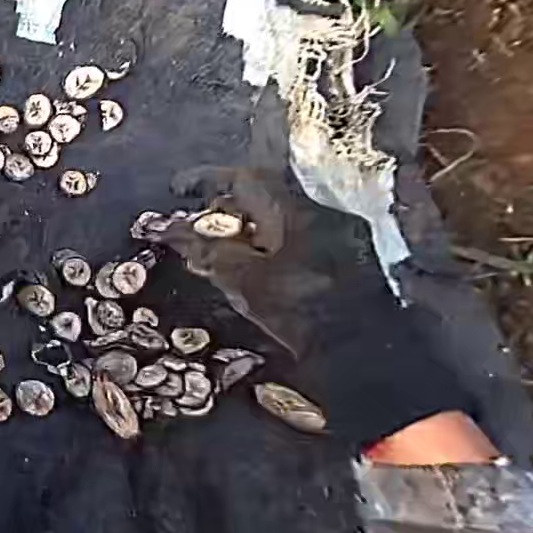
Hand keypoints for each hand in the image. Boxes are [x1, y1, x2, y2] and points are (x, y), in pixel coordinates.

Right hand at [142, 163, 477, 453]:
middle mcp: (325, 214)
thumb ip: (203, 249)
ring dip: (245, 222)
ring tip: (216, 240)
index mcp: (299, 212)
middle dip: (224, 202)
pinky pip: (296, 233)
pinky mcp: (348, 257)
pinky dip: (265, 238)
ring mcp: (342, 235)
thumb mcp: (242, 279)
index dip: (205, 180)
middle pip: (265, 194)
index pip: (245, 179)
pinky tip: (251, 260)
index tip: (176, 189)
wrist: (368, 353)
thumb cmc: (302, 311)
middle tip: (193, 217)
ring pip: (280, 215)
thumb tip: (164, 228)